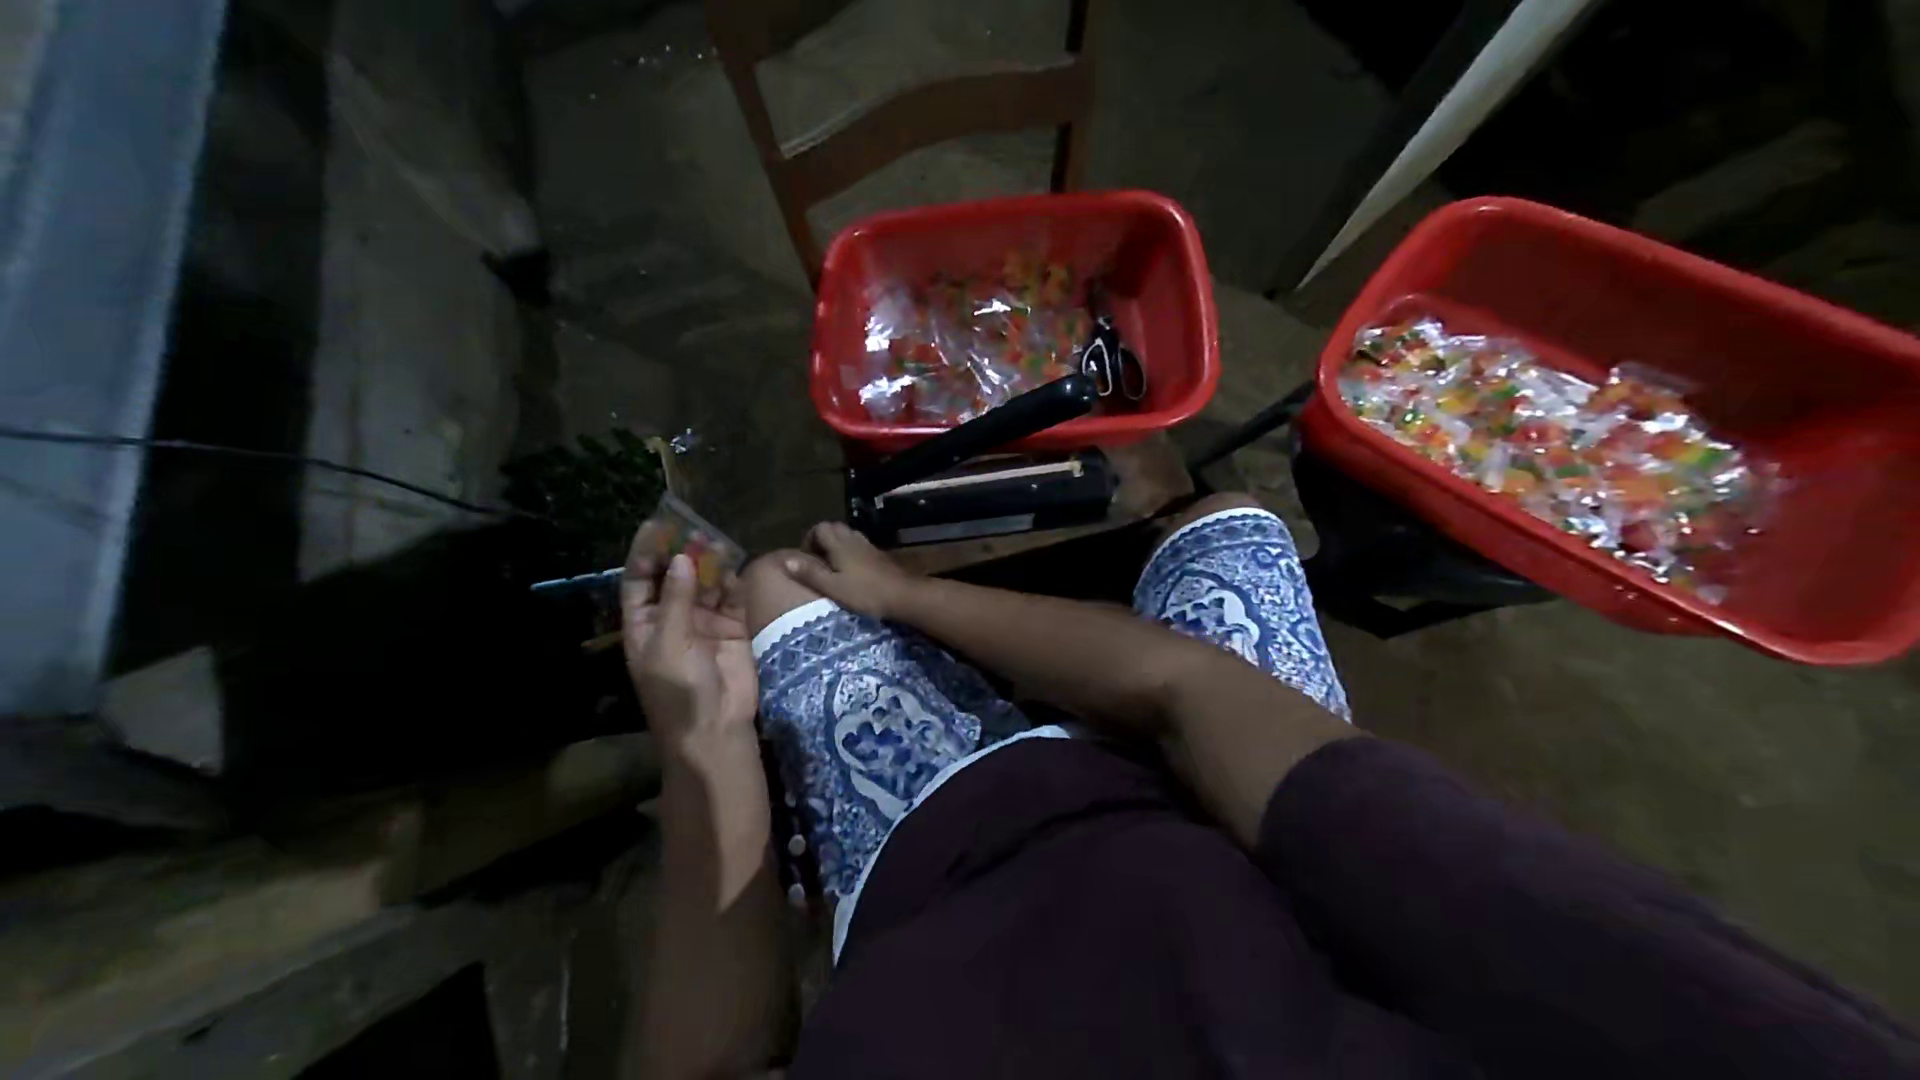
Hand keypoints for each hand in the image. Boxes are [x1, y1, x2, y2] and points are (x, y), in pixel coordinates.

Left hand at [623, 528, 756, 758]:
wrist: (715, 728)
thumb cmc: (678, 690)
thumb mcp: (668, 643)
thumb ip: (676, 600)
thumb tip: (681, 560)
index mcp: (645, 625)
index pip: (640, 581)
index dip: (645, 554)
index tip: (656, 525)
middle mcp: (673, 619)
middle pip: (675, 578)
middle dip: (682, 554)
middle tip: (693, 528)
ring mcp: (705, 623)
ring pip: (706, 585)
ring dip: (710, 565)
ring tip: (716, 541)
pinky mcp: (733, 629)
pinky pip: (732, 599)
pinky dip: (733, 582)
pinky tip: (735, 566)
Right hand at [784, 521, 916, 619]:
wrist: (904, 595)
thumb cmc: (866, 593)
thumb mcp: (833, 587)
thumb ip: (810, 573)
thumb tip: (785, 560)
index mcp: (840, 544)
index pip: (820, 528)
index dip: (809, 539)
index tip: (806, 558)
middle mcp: (854, 539)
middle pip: (834, 528)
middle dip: (822, 540)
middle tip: (817, 561)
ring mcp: (869, 546)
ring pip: (848, 536)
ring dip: (837, 545)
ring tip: (832, 566)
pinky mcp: (880, 555)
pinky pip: (860, 545)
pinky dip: (850, 551)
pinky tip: (851, 570)